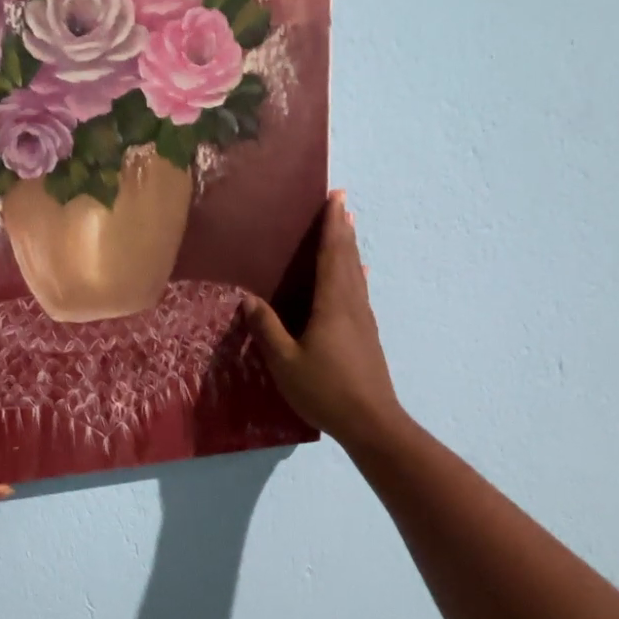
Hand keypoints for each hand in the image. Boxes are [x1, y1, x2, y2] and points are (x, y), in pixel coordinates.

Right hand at [243, 191, 406, 450]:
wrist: (370, 420)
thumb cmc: (324, 390)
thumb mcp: (284, 362)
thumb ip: (267, 329)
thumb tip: (249, 299)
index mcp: (332, 306)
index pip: (332, 256)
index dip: (332, 226)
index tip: (335, 197)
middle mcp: (352, 305)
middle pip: (348, 259)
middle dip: (343, 231)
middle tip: (341, 204)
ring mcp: (363, 320)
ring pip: (356, 275)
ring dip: (350, 249)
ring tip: (347, 230)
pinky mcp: (367, 335)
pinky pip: (359, 292)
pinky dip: (355, 274)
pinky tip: (358, 275)